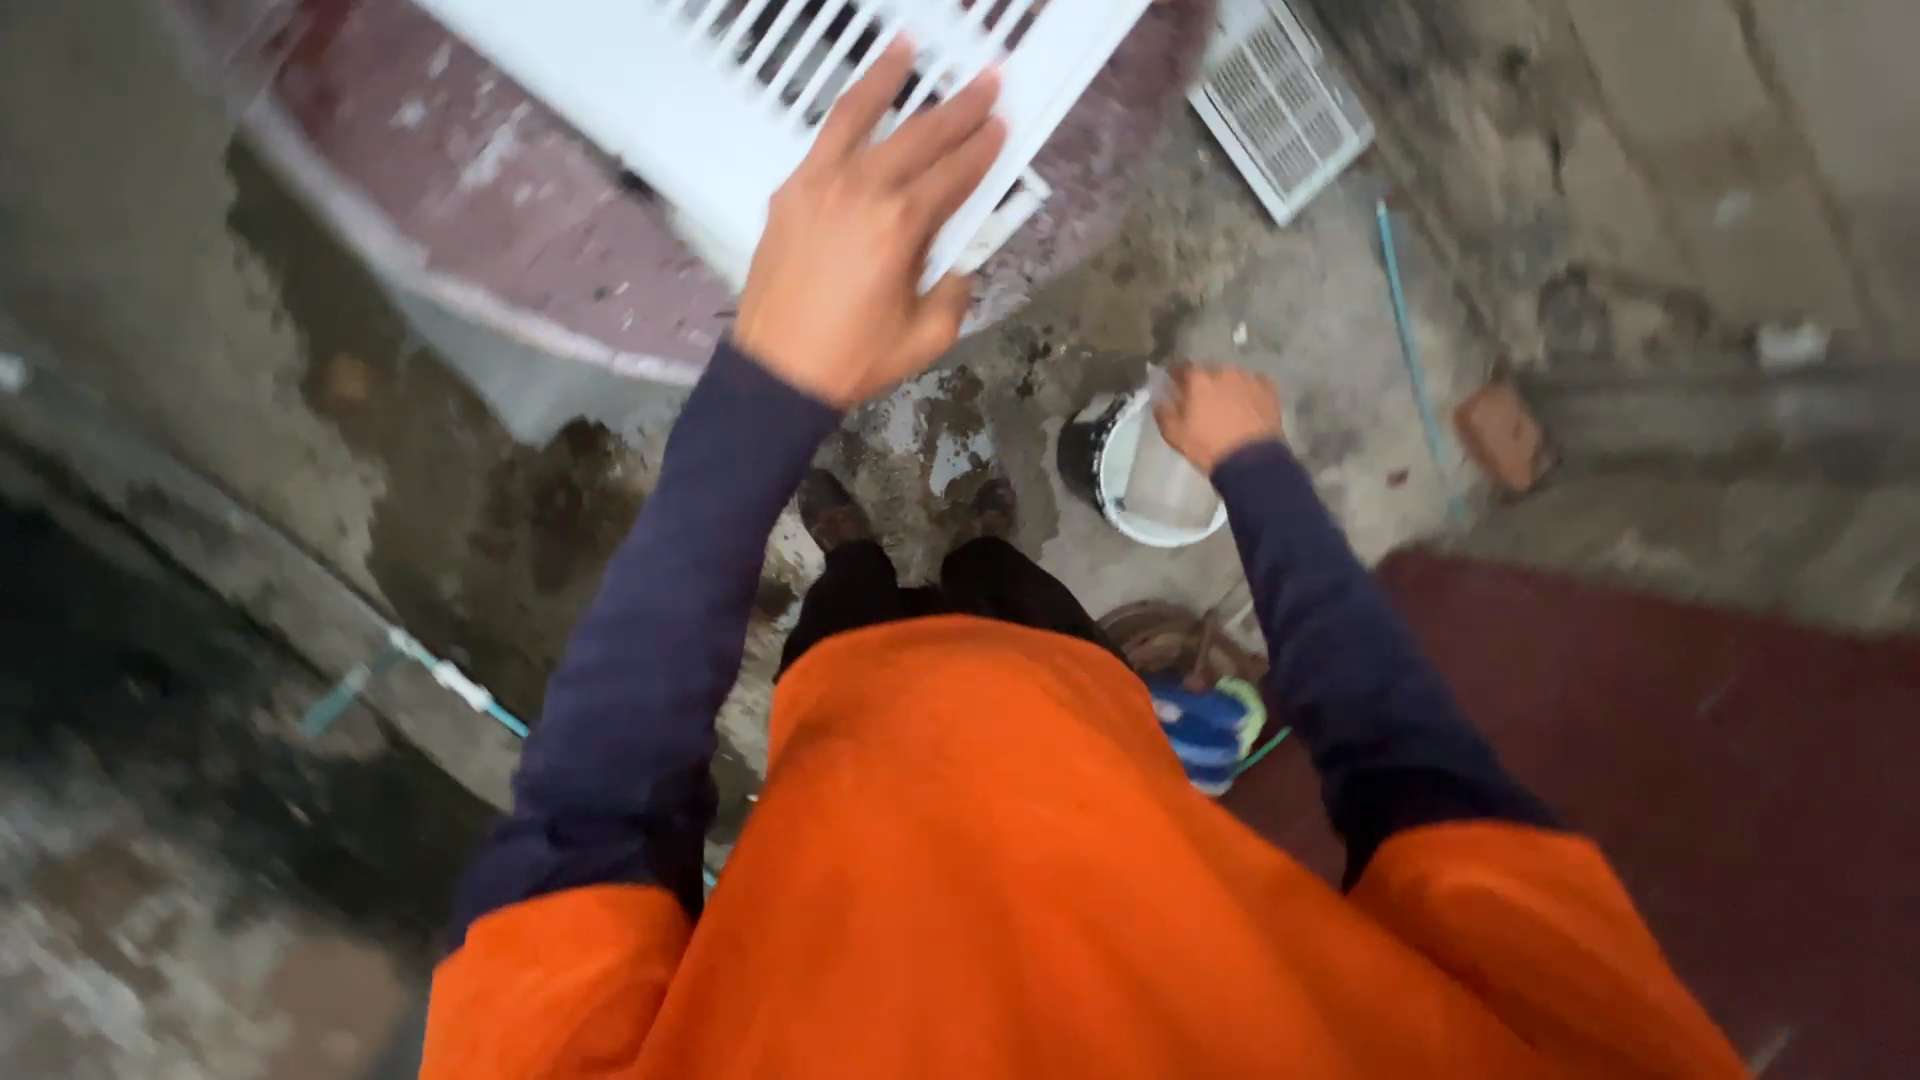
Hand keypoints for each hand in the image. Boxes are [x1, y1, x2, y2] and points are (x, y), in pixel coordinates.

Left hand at [733, 42, 1005, 407]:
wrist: (780, 371)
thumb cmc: (855, 358)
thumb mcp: (926, 338)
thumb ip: (954, 294)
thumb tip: (955, 266)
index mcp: (901, 227)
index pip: (955, 174)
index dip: (984, 149)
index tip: (1003, 126)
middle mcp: (863, 191)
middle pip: (922, 136)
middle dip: (961, 108)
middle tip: (989, 81)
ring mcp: (821, 184)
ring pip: (865, 116)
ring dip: (893, 78)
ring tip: (912, 47)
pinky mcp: (792, 191)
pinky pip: (825, 137)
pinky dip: (848, 108)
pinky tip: (860, 97)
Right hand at [1154, 364, 1285, 474]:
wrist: (1251, 461)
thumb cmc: (1207, 447)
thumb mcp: (1174, 435)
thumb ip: (1163, 411)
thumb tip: (1159, 398)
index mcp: (1198, 380)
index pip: (1181, 367)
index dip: (1175, 376)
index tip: (1173, 384)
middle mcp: (1224, 371)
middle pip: (1209, 371)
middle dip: (1204, 382)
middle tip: (1202, 400)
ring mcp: (1249, 378)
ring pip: (1232, 377)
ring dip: (1227, 386)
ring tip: (1227, 405)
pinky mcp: (1269, 389)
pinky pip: (1253, 385)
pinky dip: (1247, 392)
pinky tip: (1247, 406)